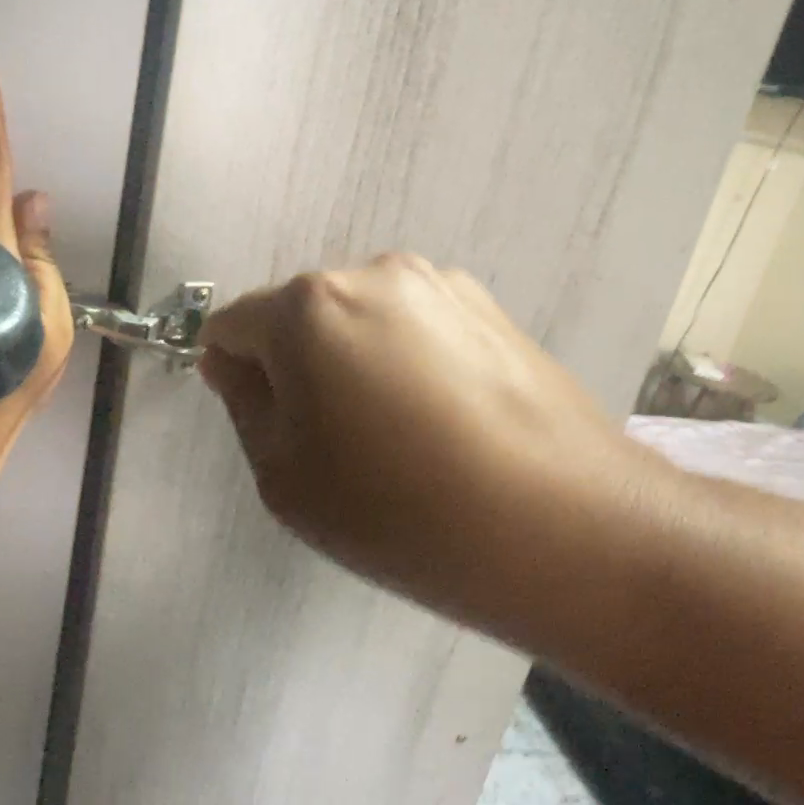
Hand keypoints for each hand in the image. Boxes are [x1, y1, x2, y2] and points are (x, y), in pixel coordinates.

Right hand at [197, 253, 665, 624]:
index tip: (270, 429)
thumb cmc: (401, 511)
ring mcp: (438, 285)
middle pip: (297, 317)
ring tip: (399, 438)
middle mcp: (369, 274)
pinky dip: (407, 362)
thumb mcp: (284, 477)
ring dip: (354, 362)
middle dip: (297, 366)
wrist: (571, 530)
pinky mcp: (490, 308)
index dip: (235, 377)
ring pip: (357, 320)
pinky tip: (444, 426)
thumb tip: (235, 362)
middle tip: (336, 446)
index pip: (232, 326)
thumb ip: (244, 406)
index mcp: (305, 307)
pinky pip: (414, 327)